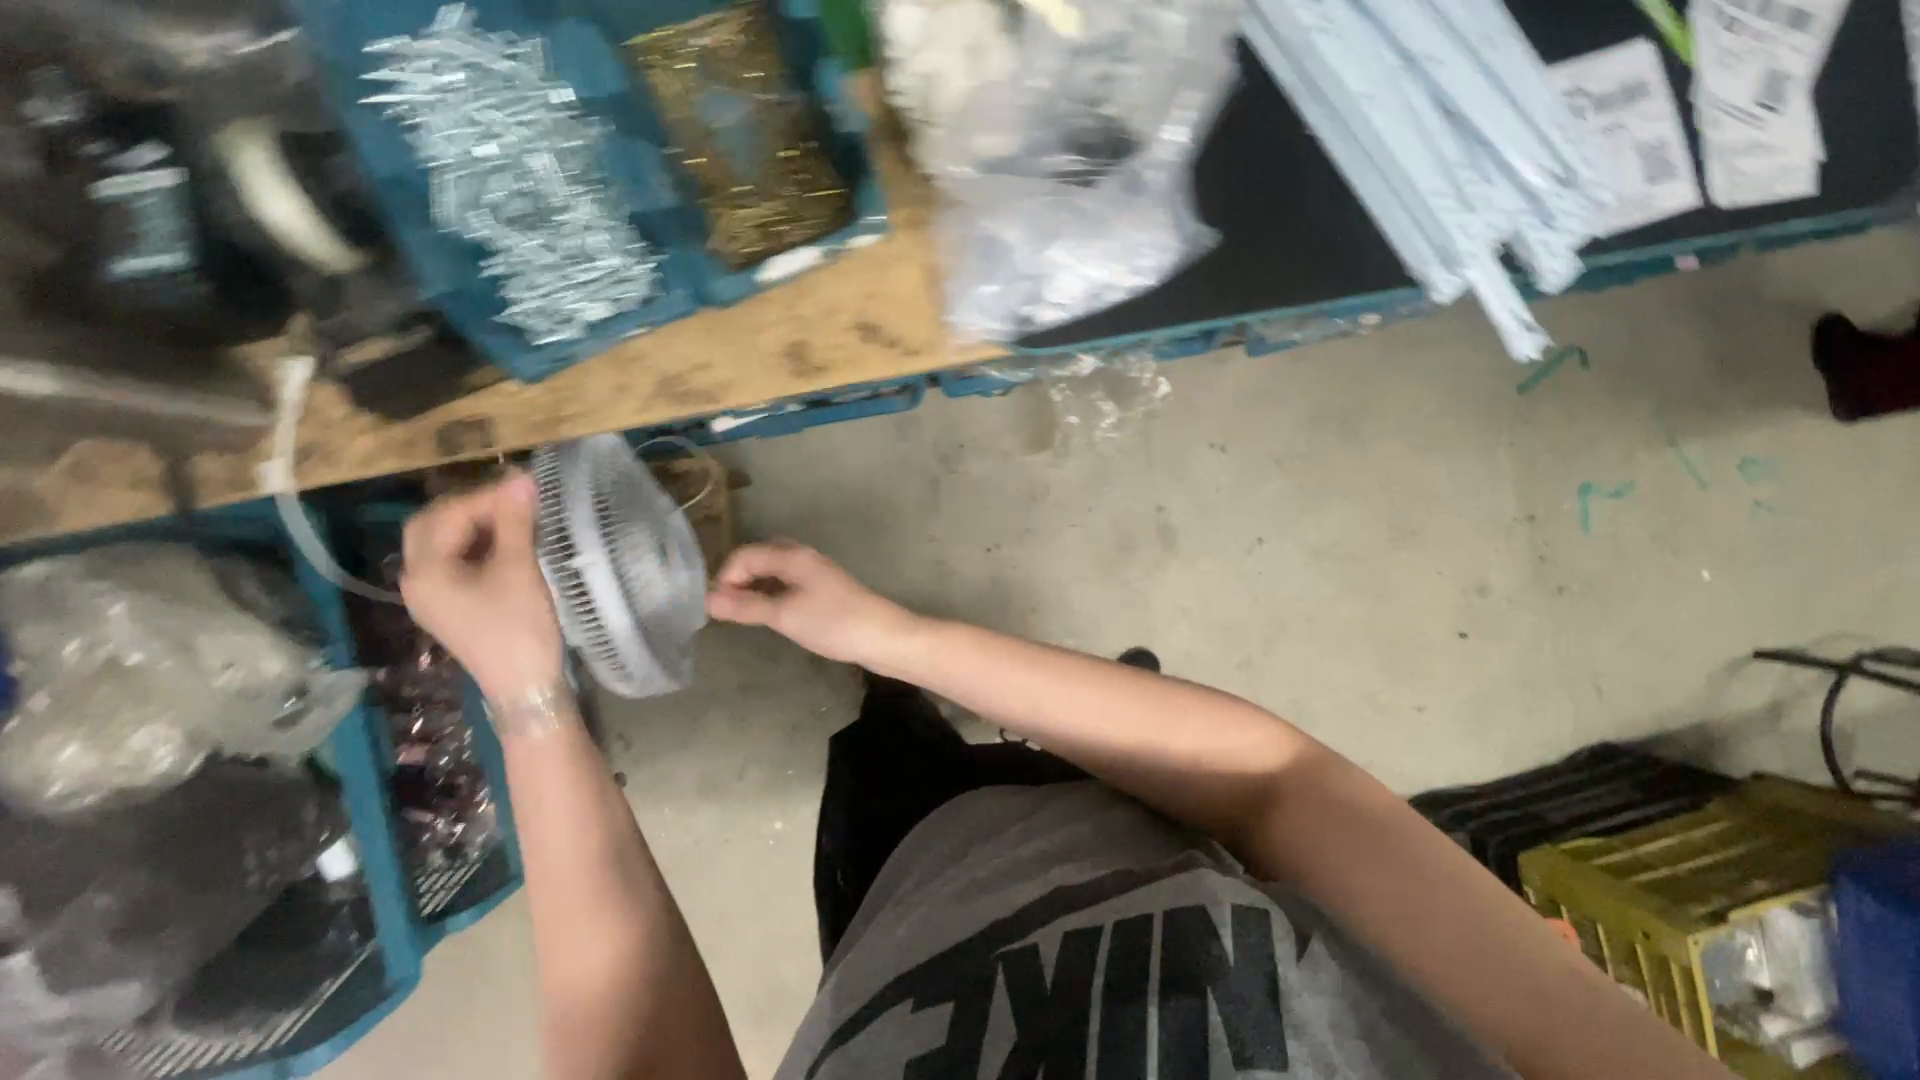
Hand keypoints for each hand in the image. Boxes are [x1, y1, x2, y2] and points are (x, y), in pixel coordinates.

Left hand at [400, 470, 565, 703]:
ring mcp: (432, 597)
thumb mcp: (518, 570)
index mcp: (425, 571)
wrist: (525, 687)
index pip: (448, 515)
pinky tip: (509, 543)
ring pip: (444, 545)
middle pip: (433, 526)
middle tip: (513, 499)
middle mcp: (417, 581)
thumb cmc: (519, 628)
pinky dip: (478, 546)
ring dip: (476, 525)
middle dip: (472, 507)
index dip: (486, 496)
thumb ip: (515, 522)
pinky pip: (455, 563)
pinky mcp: (451, 607)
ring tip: (516, 517)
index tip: (525, 486)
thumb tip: (521, 479)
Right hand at [706, 540, 920, 666]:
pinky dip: (772, 595)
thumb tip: (707, 600)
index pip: (745, 554)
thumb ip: (746, 606)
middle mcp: (803, 557)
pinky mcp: (824, 590)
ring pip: (775, 571)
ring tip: (742, 614)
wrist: (884, 637)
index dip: (725, 577)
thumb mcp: (784, 615)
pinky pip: (788, 584)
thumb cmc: (833, 623)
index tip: (714, 606)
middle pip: (760, 558)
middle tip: (725, 608)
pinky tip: (770, 615)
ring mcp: (816, 573)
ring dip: (755, 587)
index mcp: (792, 555)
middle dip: (738, 579)